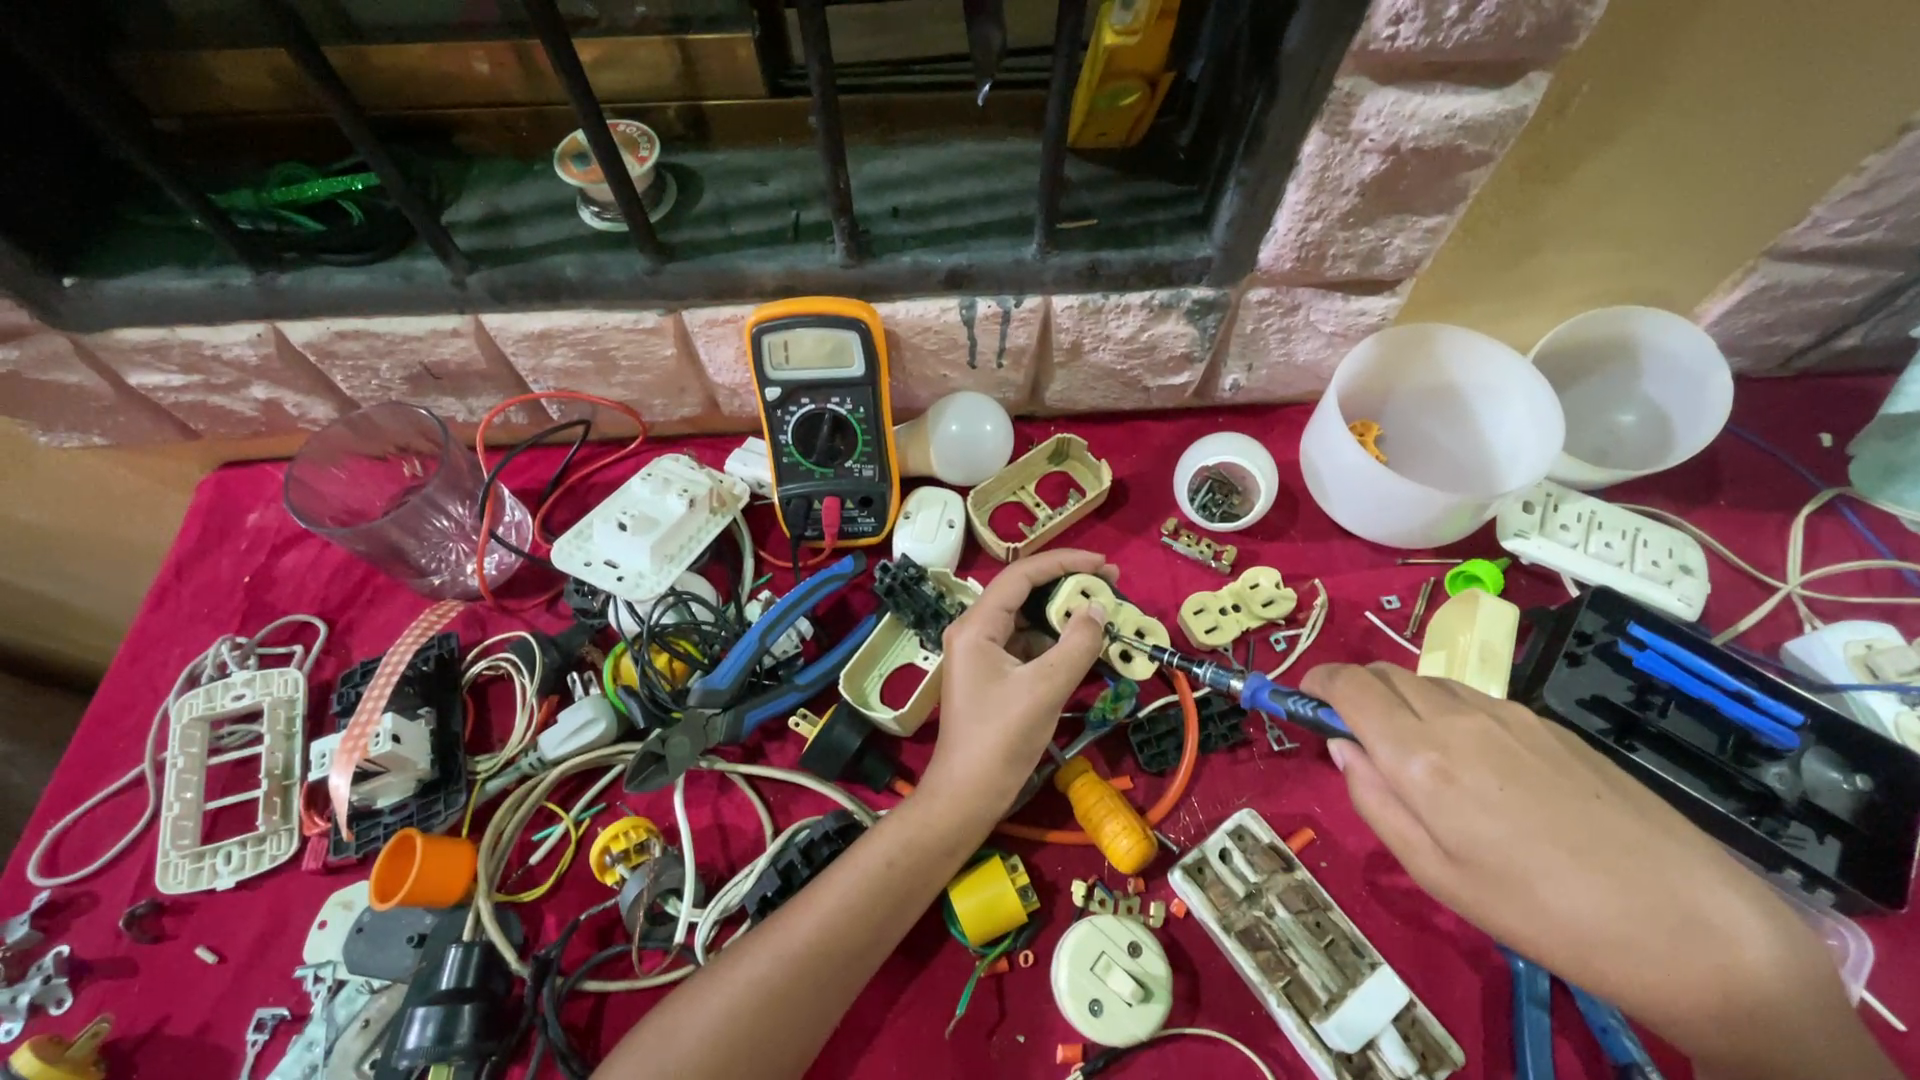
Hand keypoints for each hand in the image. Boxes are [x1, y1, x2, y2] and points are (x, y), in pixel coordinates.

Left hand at [920, 549, 1115, 822]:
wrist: (968, 795)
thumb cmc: (1001, 739)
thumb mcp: (1045, 688)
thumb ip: (1076, 644)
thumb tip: (1098, 609)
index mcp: (976, 626)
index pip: (1021, 576)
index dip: (1063, 563)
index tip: (1103, 565)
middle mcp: (974, 632)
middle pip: (1023, 595)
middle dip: (1066, 589)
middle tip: (1109, 588)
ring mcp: (982, 656)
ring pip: (1027, 623)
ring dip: (1063, 619)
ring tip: (1103, 618)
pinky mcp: (993, 678)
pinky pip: (1027, 648)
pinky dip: (1055, 646)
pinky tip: (1084, 650)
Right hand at [1301, 663, 1852, 1061]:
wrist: (1689, 924)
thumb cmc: (1542, 914)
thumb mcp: (1436, 874)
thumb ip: (1375, 799)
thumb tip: (1341, 745)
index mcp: (1422, 758)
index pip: (1351, 686)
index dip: (1318, 682)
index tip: (1305, 697)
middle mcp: (1461, 718)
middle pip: (1388, 674)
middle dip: (1356, 690)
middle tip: (1352, 732)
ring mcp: (1513, 716)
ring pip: (1432, 683)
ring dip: (1403, 701)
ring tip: (1413, 755)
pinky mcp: (1553, 726)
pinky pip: (1477, 700)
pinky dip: (1448, 712)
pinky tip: (1474, 764)